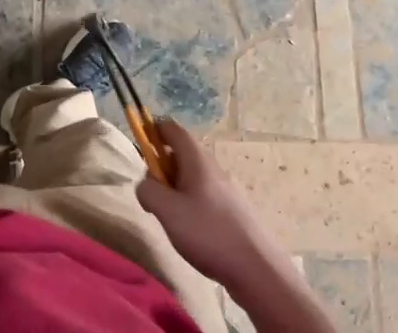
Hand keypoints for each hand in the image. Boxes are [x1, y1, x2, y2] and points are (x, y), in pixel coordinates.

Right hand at [137, 119, 286, 292]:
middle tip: (154, 197)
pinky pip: (202, 195)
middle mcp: (212, 167)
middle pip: (180, 153)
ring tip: (172, 219)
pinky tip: (192, 233)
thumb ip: (147, 190)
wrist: (257, 270)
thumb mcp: (167, 211)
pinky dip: (189, 205)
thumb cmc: (208, 233)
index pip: (171, 128)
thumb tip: (145, 184)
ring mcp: (225, 189)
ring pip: (190, 177)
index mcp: (196, 159)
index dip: (152, 131)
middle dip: (161, 169)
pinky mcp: (232, 210)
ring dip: (174, 190)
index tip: (140, 153)